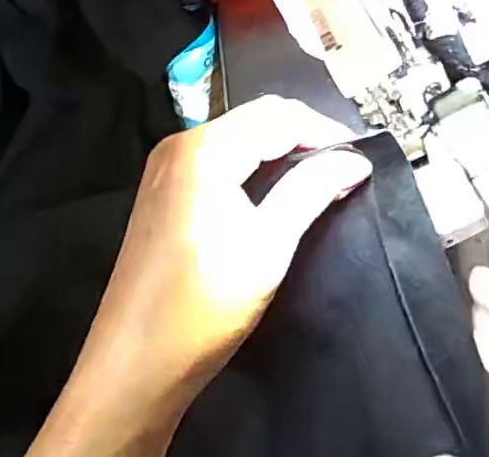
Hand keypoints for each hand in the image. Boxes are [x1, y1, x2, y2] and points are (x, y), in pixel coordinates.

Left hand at [29, 96, 372, 456]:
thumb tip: (355, 160)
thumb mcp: (268, 247)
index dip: (324, 130)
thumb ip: (312, 190)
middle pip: (259, 115)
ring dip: (284, 142)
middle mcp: (182, 144)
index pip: (280, 117)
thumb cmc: (201, 310)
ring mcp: (168, 164)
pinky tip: (280, 181)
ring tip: (321, 169)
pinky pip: (224, 149)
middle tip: (344, 161)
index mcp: (205, 151)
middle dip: (306, 131)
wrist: (129, 372)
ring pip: (242, 129)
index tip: (359, 154)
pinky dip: (258, 156)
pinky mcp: (165, 185)